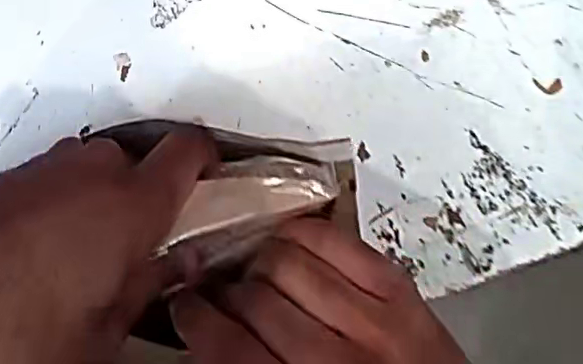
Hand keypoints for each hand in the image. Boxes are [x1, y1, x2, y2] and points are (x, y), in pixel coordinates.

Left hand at [0, 128, 215, 363]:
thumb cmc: (9, 328)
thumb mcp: (101, 334)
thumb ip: (150, 285)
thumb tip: (178, 266)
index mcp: (132, 201)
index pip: (189, 149)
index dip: (208, 157)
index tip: (212, 172)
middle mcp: (97, 168)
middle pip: (143, 161)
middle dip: (147, 196)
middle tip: (141, 243)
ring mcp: (56, 163)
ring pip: (101, 168)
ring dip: (103, 199)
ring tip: (85, 256)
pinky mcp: (21, 170)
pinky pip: (63, 174)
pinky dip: (68, 198)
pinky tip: (48, 248)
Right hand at [172, 218, 466, 363]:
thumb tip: (209, 337)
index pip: (232, 352)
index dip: (197, 321)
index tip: (184, 306)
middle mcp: (340, 362)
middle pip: (258, 298)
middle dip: (227, 290)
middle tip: (217, 288)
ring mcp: (374, 318)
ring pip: (289, 257)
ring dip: (259, 257)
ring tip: (252, 266)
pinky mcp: (398, 285)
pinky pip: (334, 237)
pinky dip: (303, 231)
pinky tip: (290, 240)